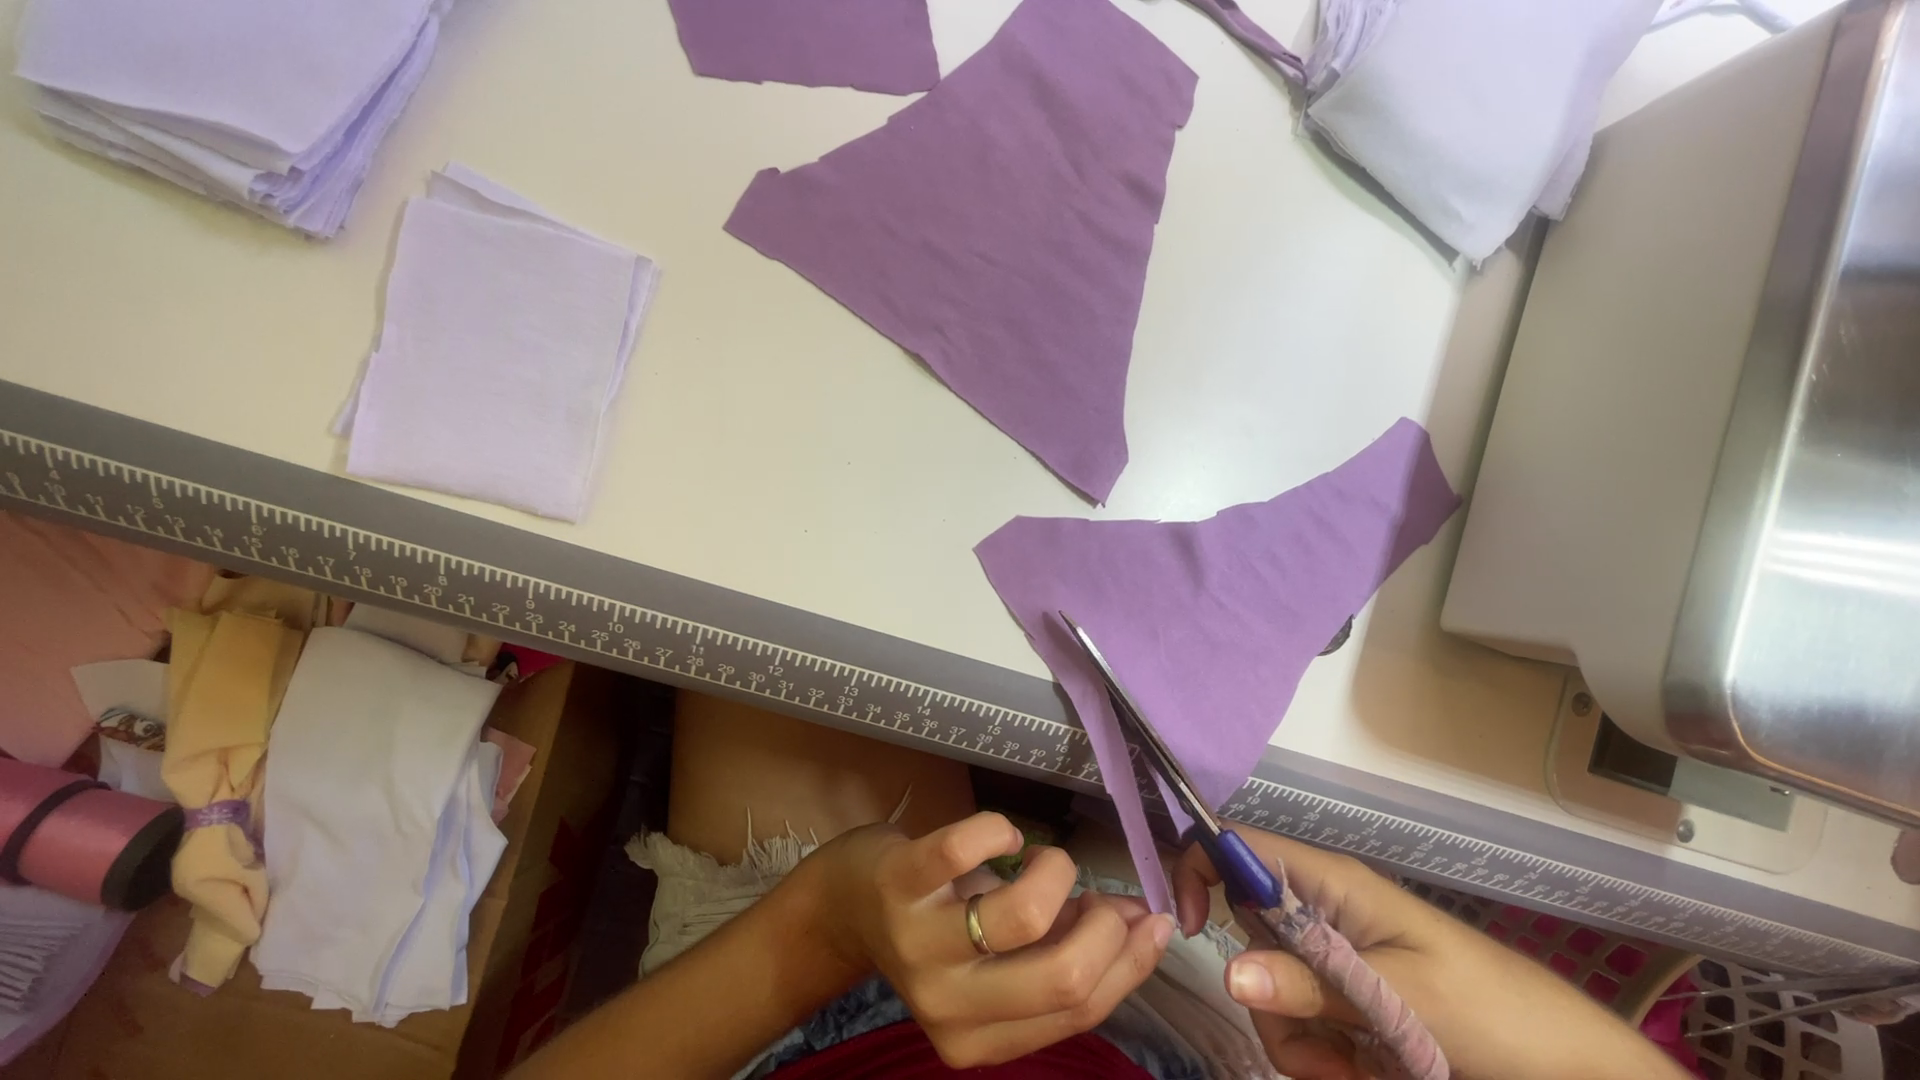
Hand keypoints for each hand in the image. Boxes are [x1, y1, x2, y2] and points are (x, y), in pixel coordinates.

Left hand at [795, 811, 1174, 1067]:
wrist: (845, 905)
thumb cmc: (938, 930)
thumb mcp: (1002, 957)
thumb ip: (1067, 947)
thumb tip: (1143, 922)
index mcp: (981, 1038)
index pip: (1080, 1008)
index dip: (1129, 961)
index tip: (1151, 919)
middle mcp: (949, 1006)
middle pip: (1062, 975)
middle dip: (1104, 925)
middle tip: (1094, 891)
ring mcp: (921, 945)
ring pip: (1025, 914)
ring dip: (1056, 870)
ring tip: (1043, 859)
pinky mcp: (900, 882)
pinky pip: (965, 848)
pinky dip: (999, 831)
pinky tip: (1000, 835)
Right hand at [1173, 831, 1690, 1079]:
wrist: (1569, 1070)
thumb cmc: (1492, 1012)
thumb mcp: (1403, 999)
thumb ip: (1312, 984)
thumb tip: (1226, 972)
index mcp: (1329, 882)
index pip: (1236, 847)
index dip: (1199, 870)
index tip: (1195, 929)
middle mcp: (1319, 913)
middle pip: (1244, 937)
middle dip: (1270, 999)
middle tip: (1323, 1045)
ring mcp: (1331, 961)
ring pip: (1266, 993)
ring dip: (1301, 1042)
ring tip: (1362, 1069)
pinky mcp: (1344, 1003)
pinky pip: (1295, 1027)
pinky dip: (1320, 1059)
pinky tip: (1367, 1073)